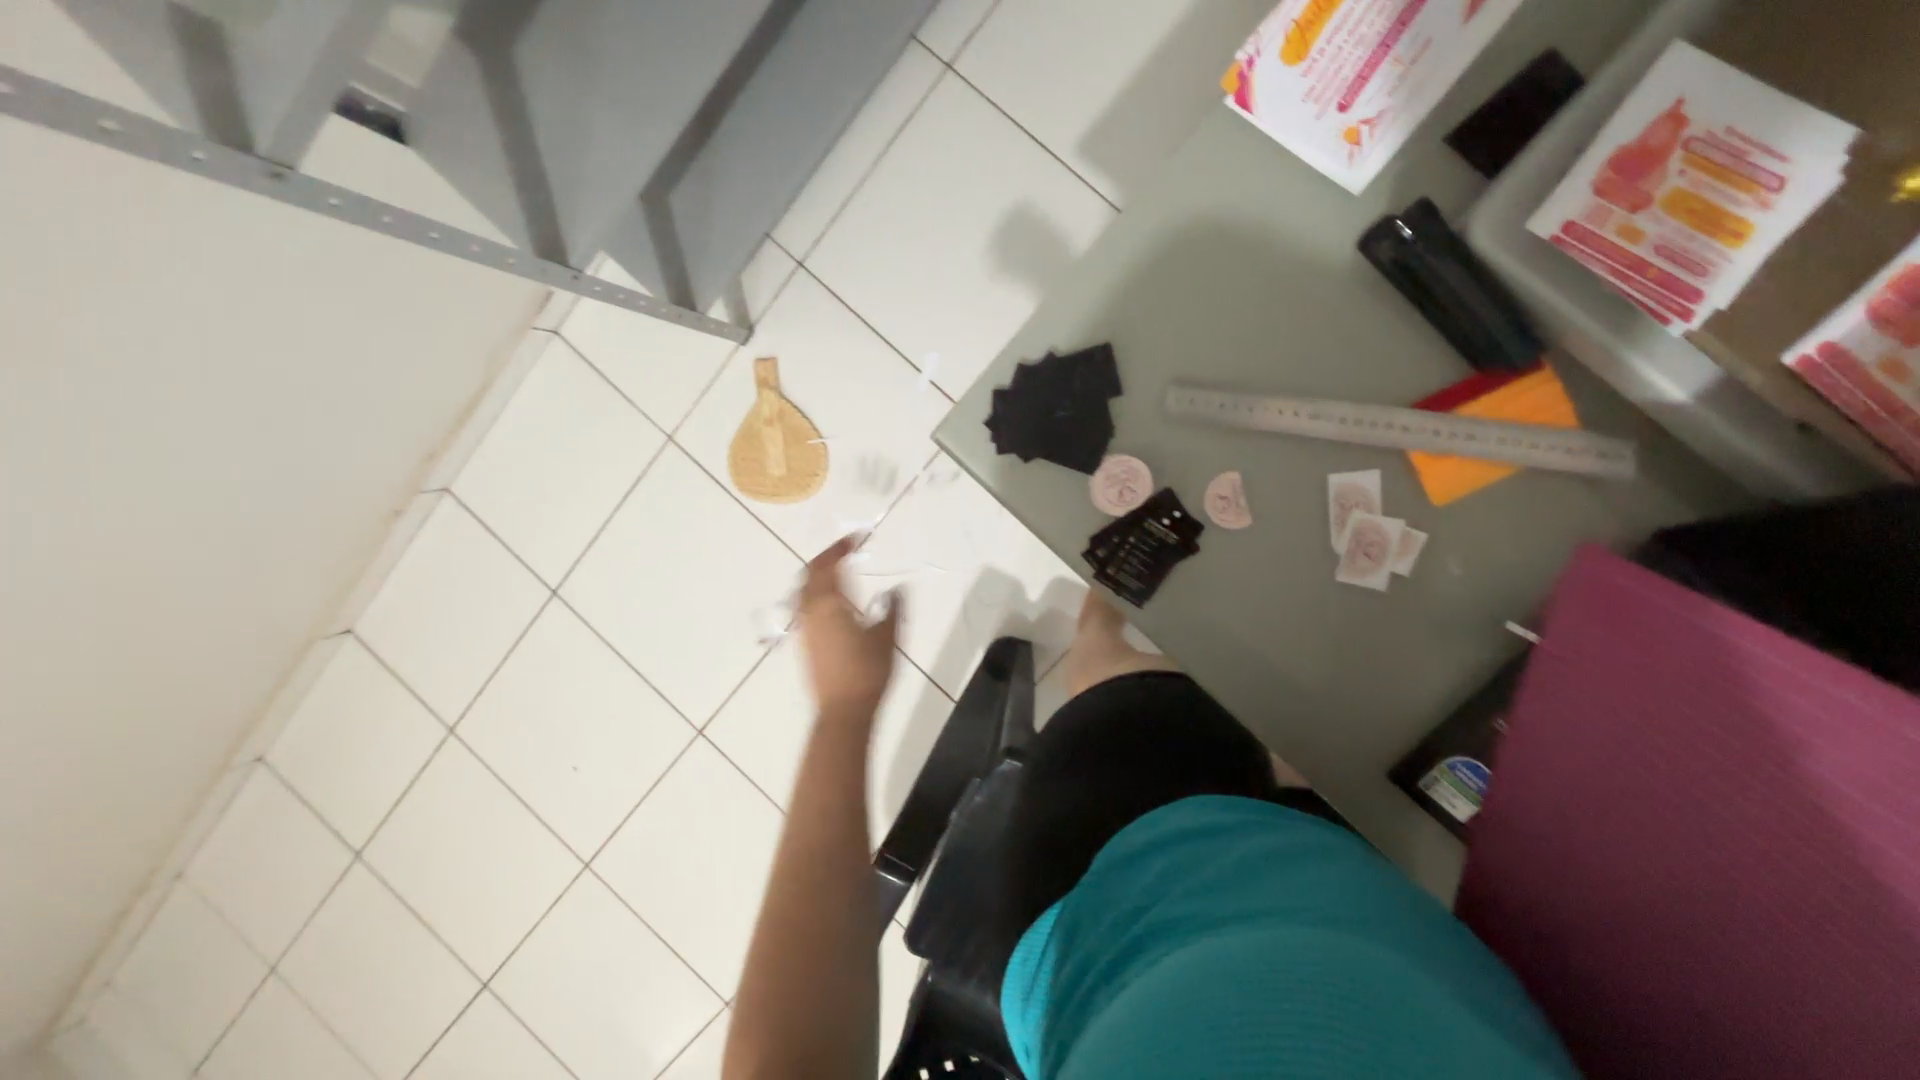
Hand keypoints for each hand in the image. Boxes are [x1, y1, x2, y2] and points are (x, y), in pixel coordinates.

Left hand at [797, 537, 900, 717]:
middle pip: (809, 574)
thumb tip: (896, 589)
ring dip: (818, 576)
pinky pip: (805, 607)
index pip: (830, 564)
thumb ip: (892, 608)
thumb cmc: (868, 671)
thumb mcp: (889, 636)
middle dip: (825, 558)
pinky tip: (832, 603)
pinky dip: (816, 593)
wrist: (843, 712)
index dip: (841, 547)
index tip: (857, 537)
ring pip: (803, 591)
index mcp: (829, 603)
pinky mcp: (805, 644)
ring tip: (837, 572)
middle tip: (845, 551)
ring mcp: (804, 629)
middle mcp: (810, 611)